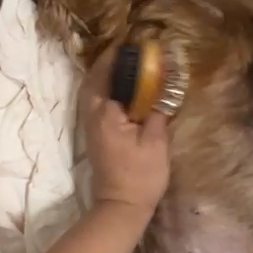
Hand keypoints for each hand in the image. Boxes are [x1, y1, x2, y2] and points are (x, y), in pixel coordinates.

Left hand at [78, 46, 171, 214]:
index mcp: (106, 114)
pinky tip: (121, 89)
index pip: (108, 77)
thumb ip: (157, 113)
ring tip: (124, 66)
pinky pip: (95, 102)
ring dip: (103, 76)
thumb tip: (161, 92)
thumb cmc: (140, 175)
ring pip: (91, 92)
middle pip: (92, 81)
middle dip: (106, 64)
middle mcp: (93, 117)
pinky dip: (104, 90)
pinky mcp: (95, 135)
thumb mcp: (156, 142)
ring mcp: (91, 127)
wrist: (120, 207)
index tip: (130, 45)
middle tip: (125, 52)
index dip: (117, 58)